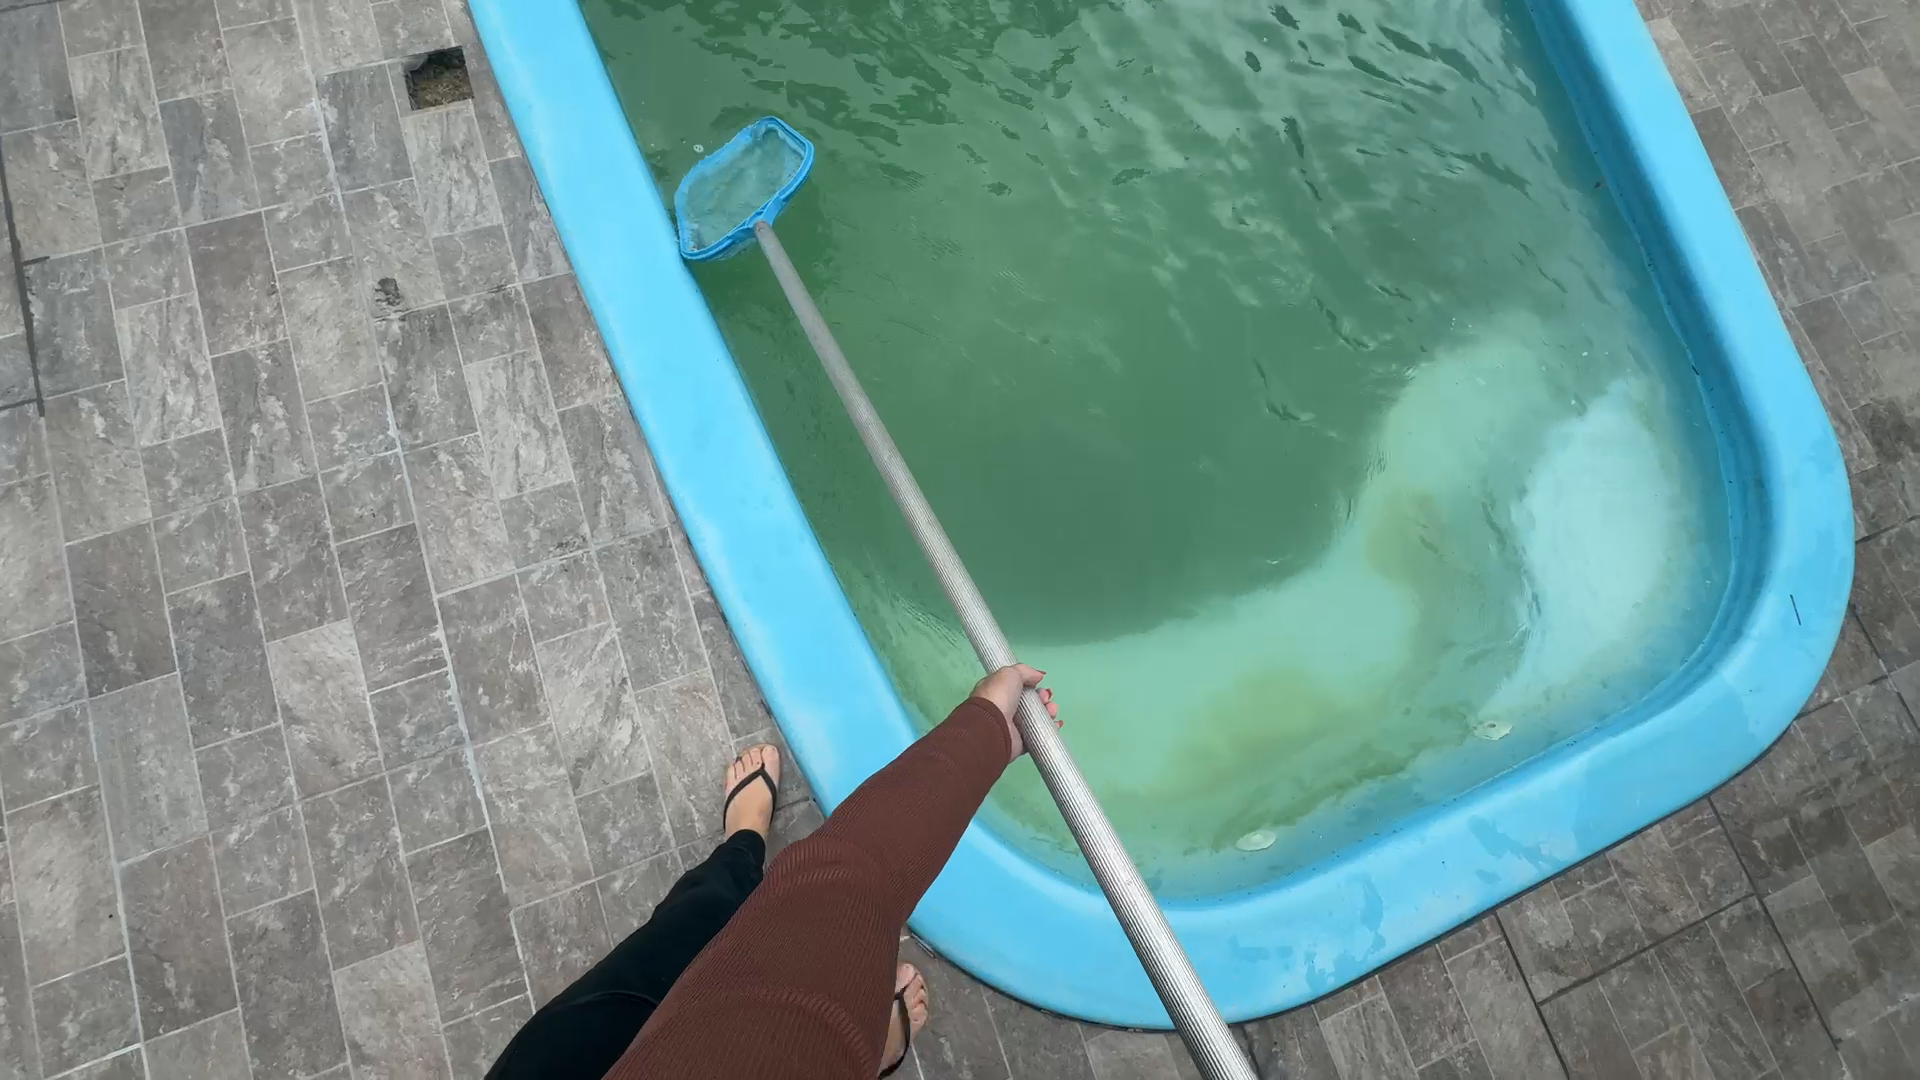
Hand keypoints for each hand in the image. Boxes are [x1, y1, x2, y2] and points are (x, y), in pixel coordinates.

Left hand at [970, 663, 1058, 759]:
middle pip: (1029, 702)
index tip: (1039, 684)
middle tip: (1046, 698)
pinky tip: (1055, 724)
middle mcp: (1004, 708)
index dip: (1031, 684)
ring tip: (1052, 710)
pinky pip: (1038, 734)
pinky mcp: (1020, 742)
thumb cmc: (998, 697)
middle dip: (1042, 698)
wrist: (992, 728)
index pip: (1017, 686)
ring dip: (1048, 712)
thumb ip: (1025, 671)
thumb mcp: (1009, 674)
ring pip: (1036, 717)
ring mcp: (1012, 726)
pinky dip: (1048, 728)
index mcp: (997, 691)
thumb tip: (1038, 676)